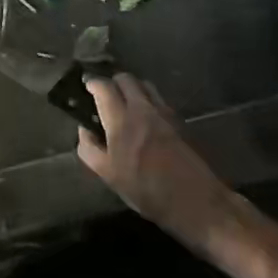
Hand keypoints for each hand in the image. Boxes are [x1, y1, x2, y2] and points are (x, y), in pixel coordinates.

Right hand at [78, 73, 231, 236]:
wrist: (193, 198)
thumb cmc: (146, 190)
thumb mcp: (109, 175)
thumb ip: (90, 149)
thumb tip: (84, 130)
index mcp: (121, 120)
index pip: (104, 87)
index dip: (92, 83)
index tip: (86, 86)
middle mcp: (143, 109)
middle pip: (126, 79)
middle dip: (112, 81)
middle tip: (104, 94)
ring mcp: (164, 112)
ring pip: (145, 85)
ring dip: (132, 87)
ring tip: (124, 102)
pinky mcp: (179, 119)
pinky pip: (159, 99)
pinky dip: (147, 99)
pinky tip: (144, 117)